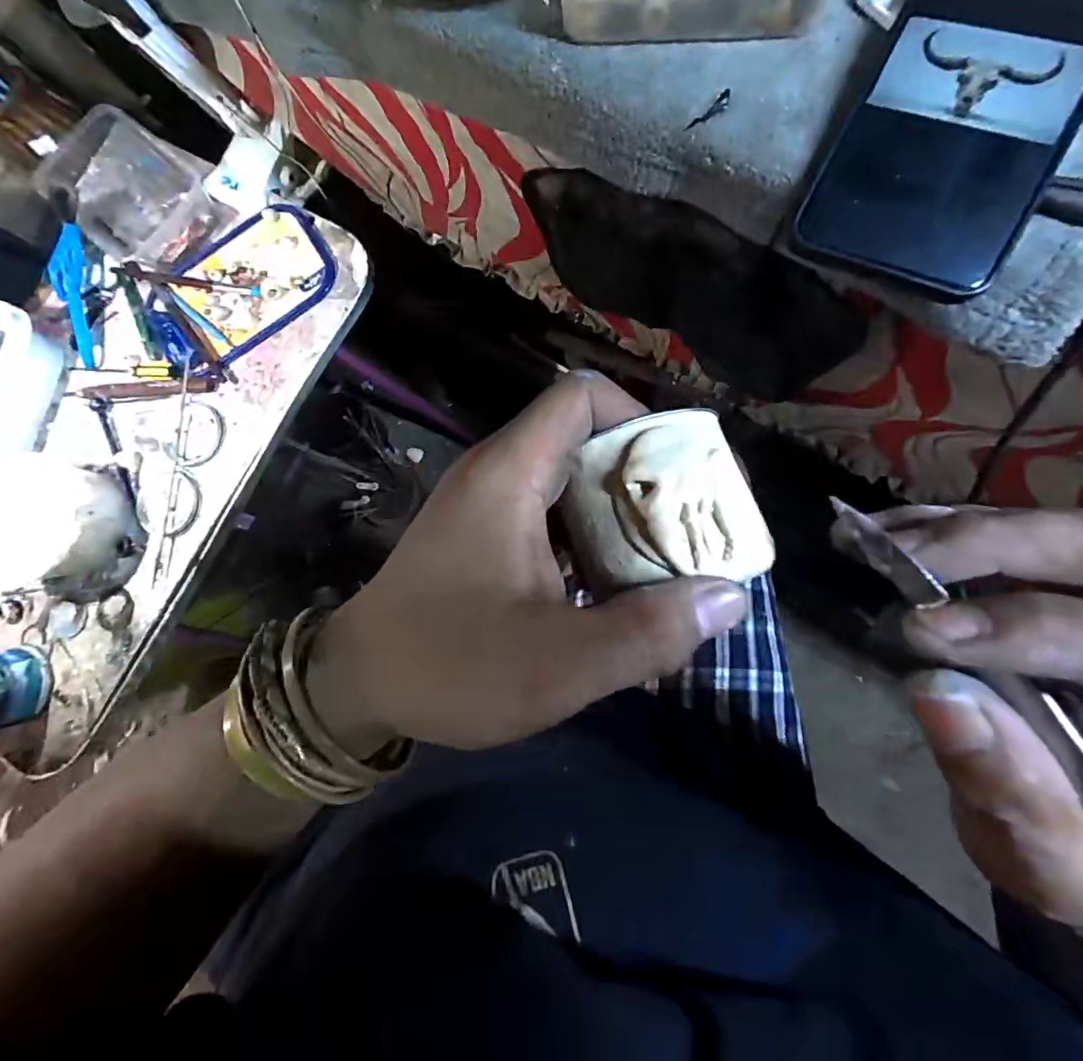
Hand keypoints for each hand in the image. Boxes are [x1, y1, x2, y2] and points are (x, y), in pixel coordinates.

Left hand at [305, 373, 752, 752]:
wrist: (354, 685)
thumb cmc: (450, 667)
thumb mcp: (560, 662)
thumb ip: (648, 631)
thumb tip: (728, 596)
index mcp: (509, 475)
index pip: (583, 397)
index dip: (644, 421)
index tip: (688, 479)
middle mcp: (493, 475)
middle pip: (584, 441)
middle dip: (646, 482)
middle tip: (692, 536)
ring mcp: (481, 508)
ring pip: (566, 485)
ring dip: (618, 519)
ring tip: (664, 570)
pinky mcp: (476, 541)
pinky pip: (544, 519)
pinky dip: (585, 543)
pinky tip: (610, 592)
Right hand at [851, 505, 1082, 927]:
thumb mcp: (1075, 888)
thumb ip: (1023, 809)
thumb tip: (933, 688)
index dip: (1043, 630)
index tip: (924, 633)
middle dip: (1001, 547)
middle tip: (895, 561)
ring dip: (972, 529)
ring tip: (876, 539)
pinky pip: (1049, 541)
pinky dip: (964, 530)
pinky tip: (898, 537)